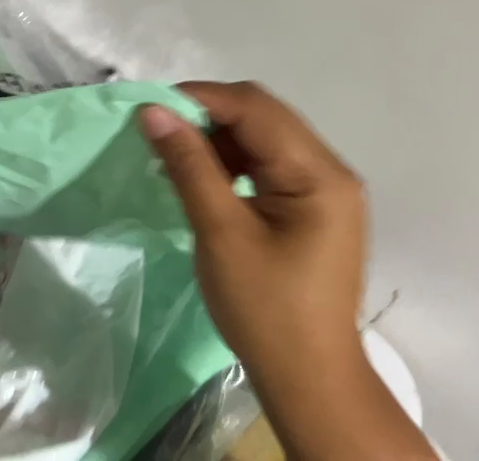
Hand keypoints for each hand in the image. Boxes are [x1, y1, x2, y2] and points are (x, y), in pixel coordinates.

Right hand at [140, 81, 433, 460]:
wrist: (309, 379)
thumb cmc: (266, 308)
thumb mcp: (220, 232)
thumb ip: (189, 164)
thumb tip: (152, 110)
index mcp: (319, 174)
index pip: (255, 108)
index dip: (200, 99)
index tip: (149, 112)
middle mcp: (329, 171)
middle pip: (262, 114)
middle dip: (207, 114)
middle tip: (159, 133)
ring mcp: (323, 189)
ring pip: (262, 135)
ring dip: (216, 136)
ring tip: (173, 155)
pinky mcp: (310, 206)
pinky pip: (267, 161)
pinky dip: (230, 159)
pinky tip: (201, 176)